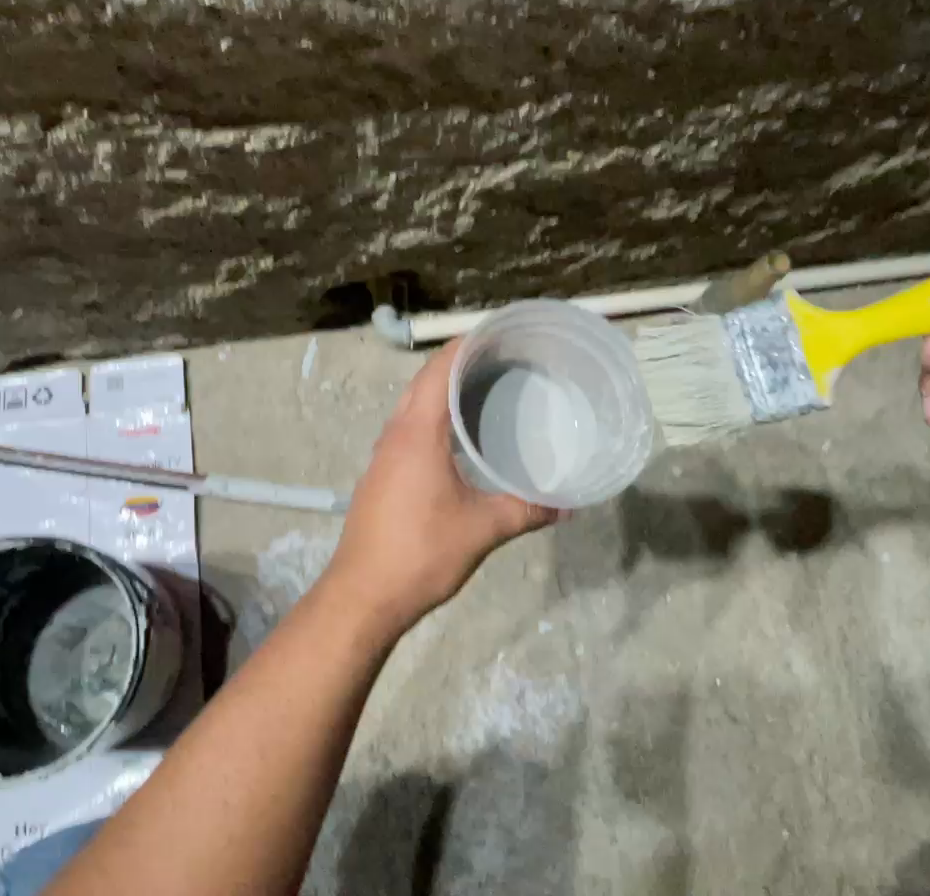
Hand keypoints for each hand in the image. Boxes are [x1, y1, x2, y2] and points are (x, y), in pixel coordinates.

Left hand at [321, 344, 558, 635]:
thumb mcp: (482, 529)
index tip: (503, 334)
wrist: (363, 594)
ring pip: (414, 404)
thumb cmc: (421, 553)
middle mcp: (396, 433)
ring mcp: (384, 453)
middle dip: (461, 362)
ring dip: (444, 389)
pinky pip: (410, 427)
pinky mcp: (382, 473)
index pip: (440, 368)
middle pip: (426, 380)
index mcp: (417, 432)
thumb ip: (526, 510)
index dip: (468, 343)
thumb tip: (567, 505)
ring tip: (488, 389)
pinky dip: (434, 416)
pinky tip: (461, 436)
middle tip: (506, 359)